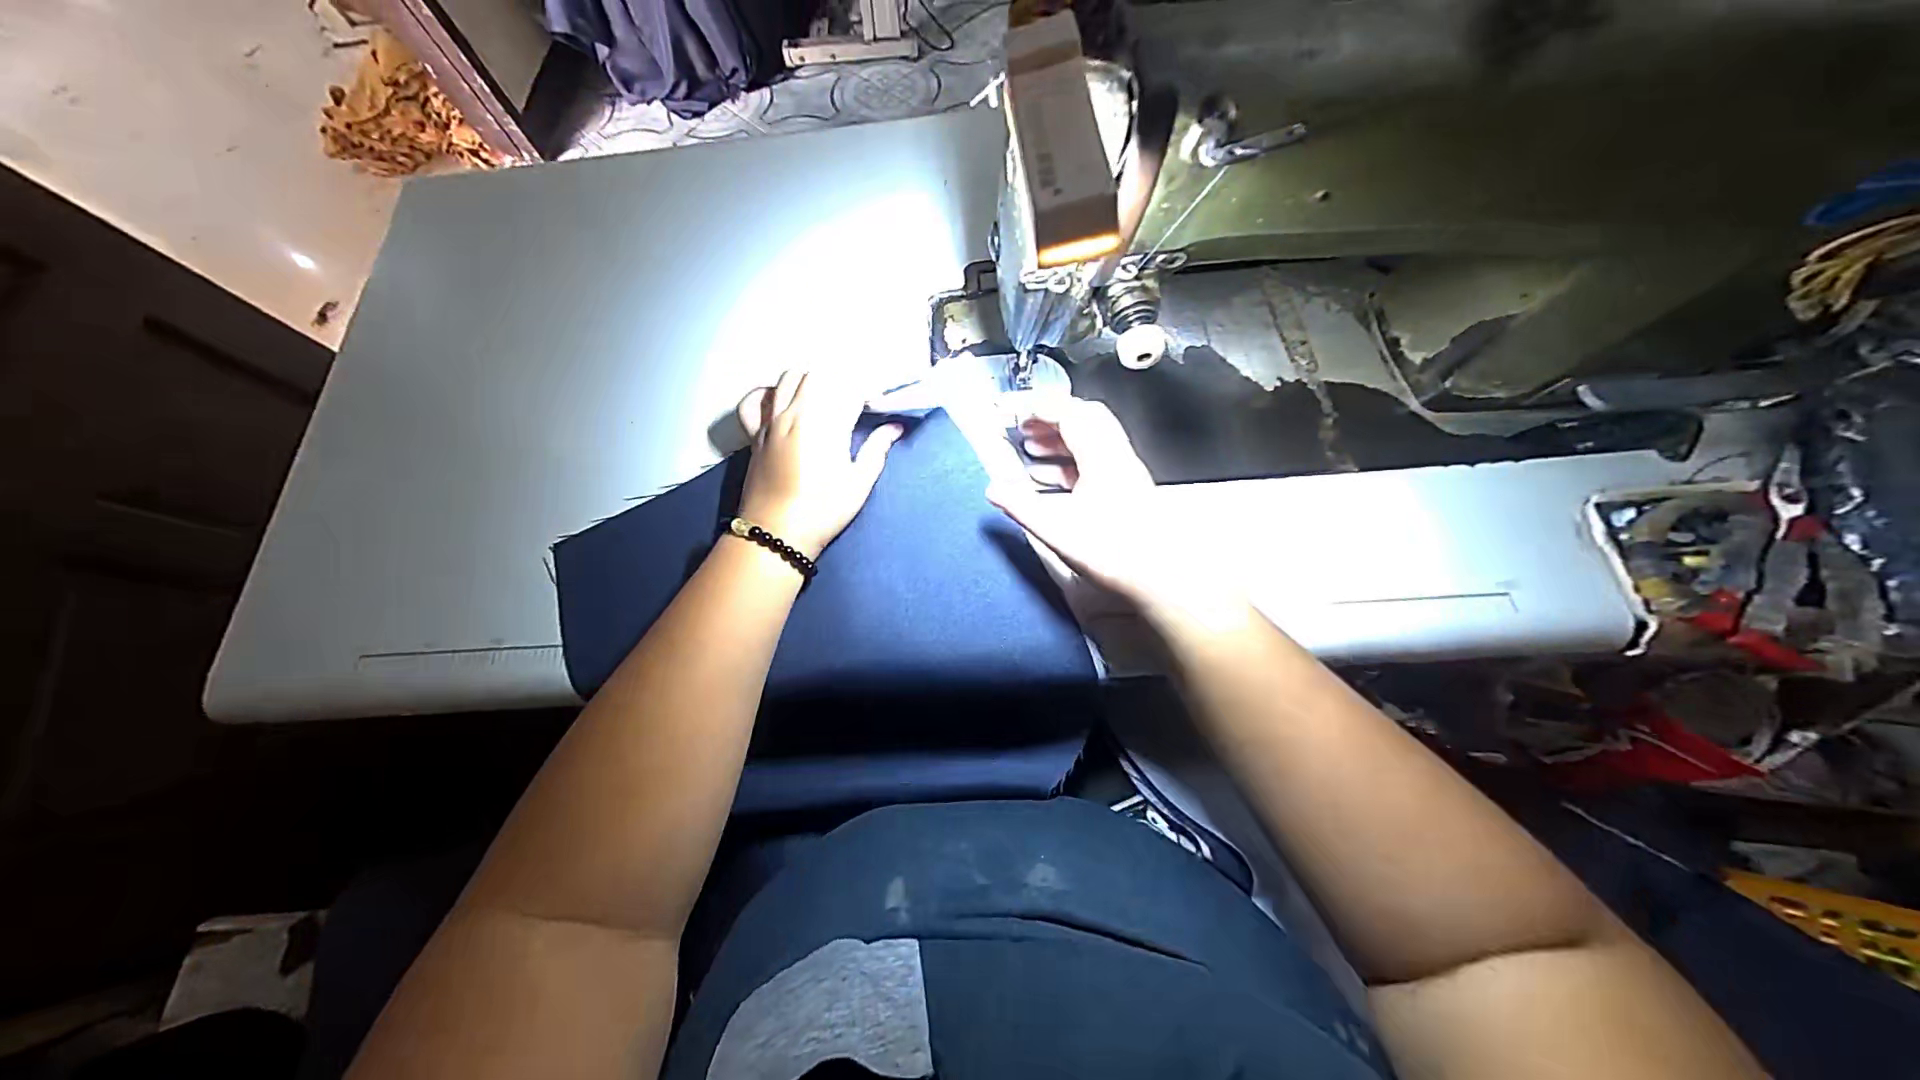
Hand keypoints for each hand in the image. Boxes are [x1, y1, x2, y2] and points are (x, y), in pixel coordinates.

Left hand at [734, 370, 902, 559]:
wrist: (775, 535)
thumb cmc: (822, 512)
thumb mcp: (859, 483)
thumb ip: (877, 448)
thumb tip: (895, 427)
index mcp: (824, 423)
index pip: (851, 387)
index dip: (870, 392)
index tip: (879, 406)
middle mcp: (794, 413)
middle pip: (819, 374)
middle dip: (842, 382)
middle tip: (856, 403)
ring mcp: (770, 421)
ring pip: (788, 378)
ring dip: (811, 381)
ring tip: (825, 400)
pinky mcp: (754, 434)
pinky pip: (755, 400)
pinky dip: (769, 394)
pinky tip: (782, 404)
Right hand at [987, 396, 1234, 614]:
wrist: (1156, 579)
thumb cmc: (1116, 554)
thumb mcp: (1056, 528)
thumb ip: (1021, 505)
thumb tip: (996, 489)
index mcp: (1102, 457)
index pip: (1069, 414)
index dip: (1037, 409)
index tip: (1015, 413)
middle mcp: (1117, 458)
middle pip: (1084, 418)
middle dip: (1050, 418)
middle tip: (1024, 426)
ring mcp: (1125, 474)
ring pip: (1090, 440)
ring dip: (1058, 440)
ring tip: (1031, 451)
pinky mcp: (1126, 491)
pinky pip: (1095, 461)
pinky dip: (1069, 460)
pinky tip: (1051, 480)